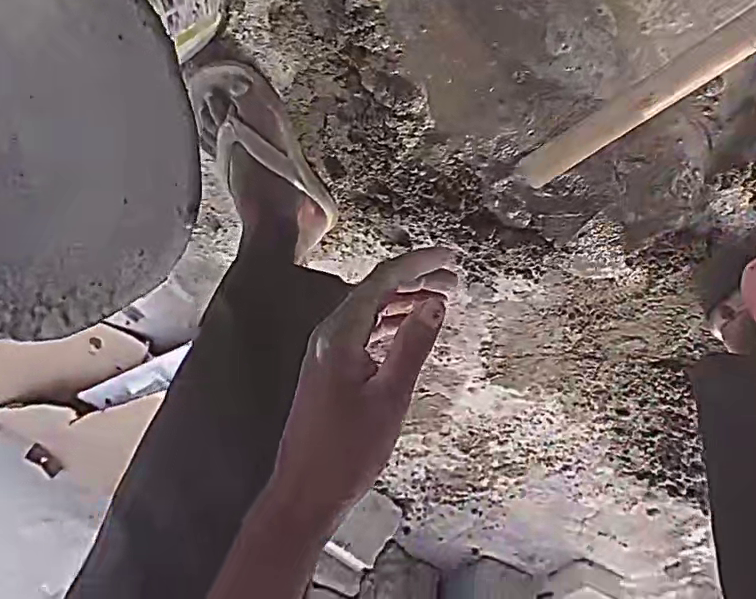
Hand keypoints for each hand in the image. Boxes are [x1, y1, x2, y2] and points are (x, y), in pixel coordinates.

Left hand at [267, 247, 458, 527]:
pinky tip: (413, 329)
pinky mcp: (331, 368)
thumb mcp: (390, 396)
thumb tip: (436, 303)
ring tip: (442, 300)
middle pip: (378, 290)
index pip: (384, 280)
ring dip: (407, 301)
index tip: (449, 257)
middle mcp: (330, 334)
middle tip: (453, 278)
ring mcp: (328, 350)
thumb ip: (413, 344)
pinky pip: (367, 330)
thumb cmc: (345, 453)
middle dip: (417, 279)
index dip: (419, 263)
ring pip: (373, 309)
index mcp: (340, 333)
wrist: (302, 498)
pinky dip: (393, 323)